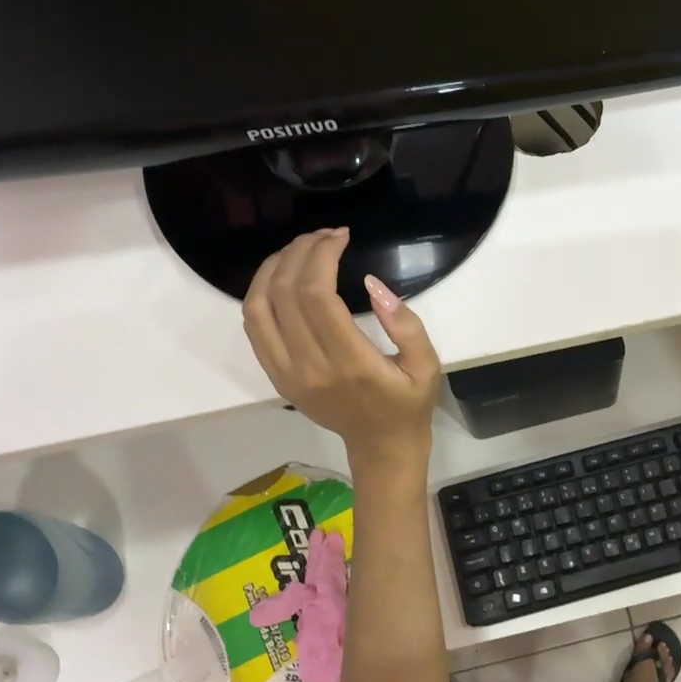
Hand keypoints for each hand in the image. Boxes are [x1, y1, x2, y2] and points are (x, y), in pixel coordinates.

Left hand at [243, 228, 442, 470]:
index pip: (317, 294)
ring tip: (298, 250)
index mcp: (351, 363)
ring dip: (274, 268)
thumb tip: (373, 284)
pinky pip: (253, 326)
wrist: (381, 446)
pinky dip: (261, 293)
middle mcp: (311, 367)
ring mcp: (287, 373)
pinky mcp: (276, 376)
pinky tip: (281, 277)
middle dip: (300, 252)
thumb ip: (406, 325)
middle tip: (323, 236)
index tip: (341, 237)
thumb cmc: (408, 404)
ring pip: (259, 306)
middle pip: (286, 292)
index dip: (322, 256)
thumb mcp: (427, 366)